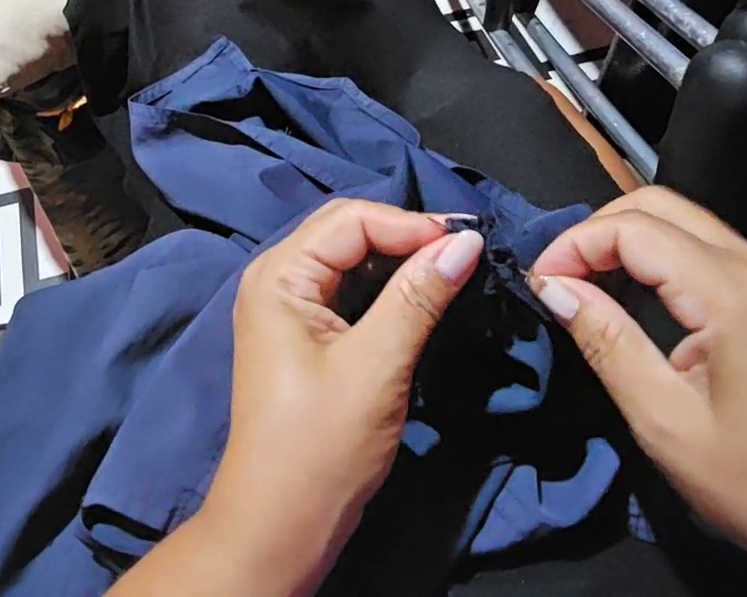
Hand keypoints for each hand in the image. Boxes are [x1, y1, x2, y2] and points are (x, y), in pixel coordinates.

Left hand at [111, 199, 482, 596]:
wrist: (280, 525)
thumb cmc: (321, 446)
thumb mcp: (376, 366)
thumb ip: (418, 297)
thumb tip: (466, 242)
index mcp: (279, 274)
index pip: (351, 220)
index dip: (410, 225)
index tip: (468, 243)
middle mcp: (277, 277)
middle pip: (348, 230)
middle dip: (406, 236)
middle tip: (463, 253)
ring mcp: (289, 305)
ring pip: (352, 258)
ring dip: (401, 260)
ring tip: (452, 269)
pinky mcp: (306, 332)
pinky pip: (350, 289)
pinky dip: (388, 286)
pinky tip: (422, 295)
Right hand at [528, 187, 746, 596]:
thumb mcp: (665, 422)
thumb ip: (605, 341)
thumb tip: (551, 288)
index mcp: (732, 294)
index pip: (632, 228)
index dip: (573, 246)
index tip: (541, 286)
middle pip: (658, 203)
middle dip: (596, 230)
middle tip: (560, 279)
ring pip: (683, 218)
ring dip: (626, 238)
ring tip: (587, 284)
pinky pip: (706, 245)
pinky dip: (658, 253)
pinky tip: (636, 294)